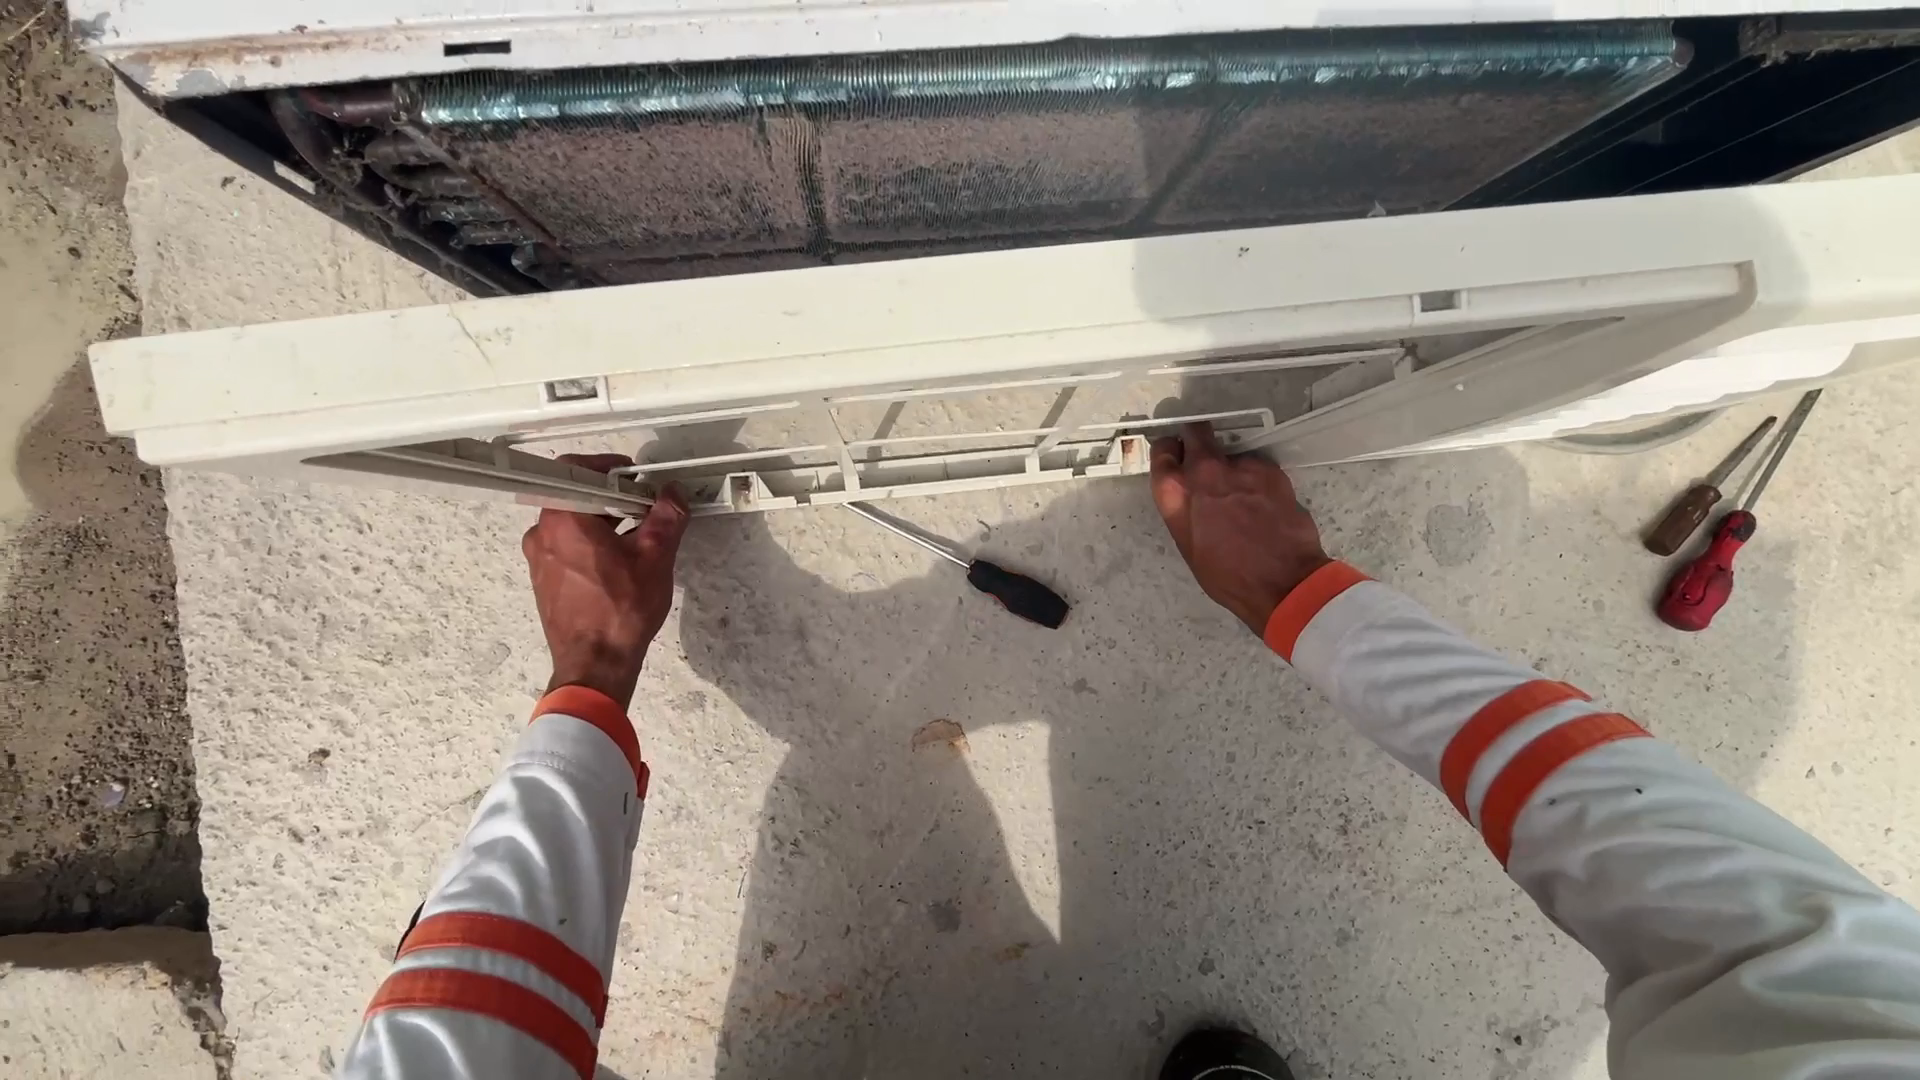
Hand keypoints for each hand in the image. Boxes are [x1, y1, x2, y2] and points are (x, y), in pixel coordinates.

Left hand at [521, 454, 690, 709]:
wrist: (596, 664)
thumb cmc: (622, 610)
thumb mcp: (655, 558)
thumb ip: (665, 518)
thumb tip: (674, 495)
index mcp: (563, 520)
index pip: (574, 469)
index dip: (606, 466)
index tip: (633, 476)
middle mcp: (542, 534)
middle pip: (576, 497)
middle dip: (613, 497)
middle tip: (646, 506)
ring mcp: (540, 559)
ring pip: (573, 524)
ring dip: (605, 522)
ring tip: (639, 536)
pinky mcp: (546, 580)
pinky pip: (568, 547)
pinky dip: (593, 543)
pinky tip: (621, 562)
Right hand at [1149, 423, 1330, 635]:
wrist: (1282, 581)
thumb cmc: (1226, 575)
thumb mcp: (1187, 544)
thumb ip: (1182, 508)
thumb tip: (1188, 495)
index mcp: (1175, 493)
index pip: (1162, 450)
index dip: (1170, 451)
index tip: (1176, 458)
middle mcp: (1203, 471)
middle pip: (1195, 432)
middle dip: (1198, 439)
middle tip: (1205, 458)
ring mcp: (1239, 467)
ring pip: (1230, 453)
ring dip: (1232, 467)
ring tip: (1243, 497)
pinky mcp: (1270, 469)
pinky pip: (1256, 467)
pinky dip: (1257, 480)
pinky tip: (1264, 503)